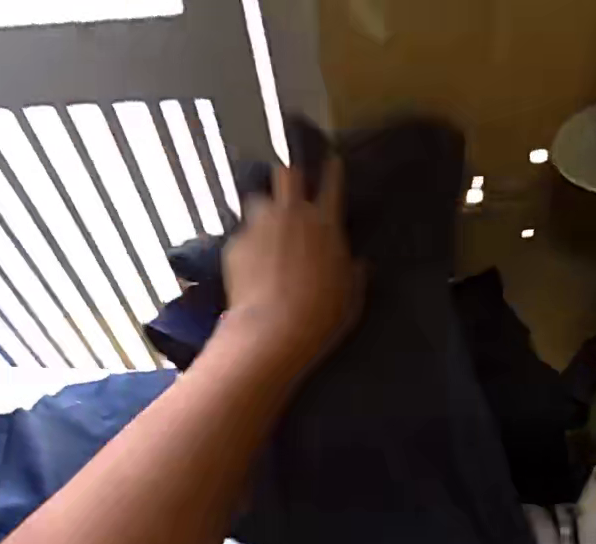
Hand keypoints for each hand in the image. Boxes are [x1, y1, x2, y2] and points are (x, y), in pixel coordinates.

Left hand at [221, 157, 360, 378]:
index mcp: (326, 224)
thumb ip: (354, 273)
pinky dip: (248, 247)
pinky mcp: (236, 244)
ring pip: (258, 200)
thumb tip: (359, 263)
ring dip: (263, 212)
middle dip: (289, 178)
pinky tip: (250, 267)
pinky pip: (242, 236)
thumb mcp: (351, 298)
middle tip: (290, 192)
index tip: (332, 160)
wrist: (275, 330)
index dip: (332, 169)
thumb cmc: (322, 316)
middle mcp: (292, 214)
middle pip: (287, 173)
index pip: (332, 182)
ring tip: (265, 233)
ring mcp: (260, 226)